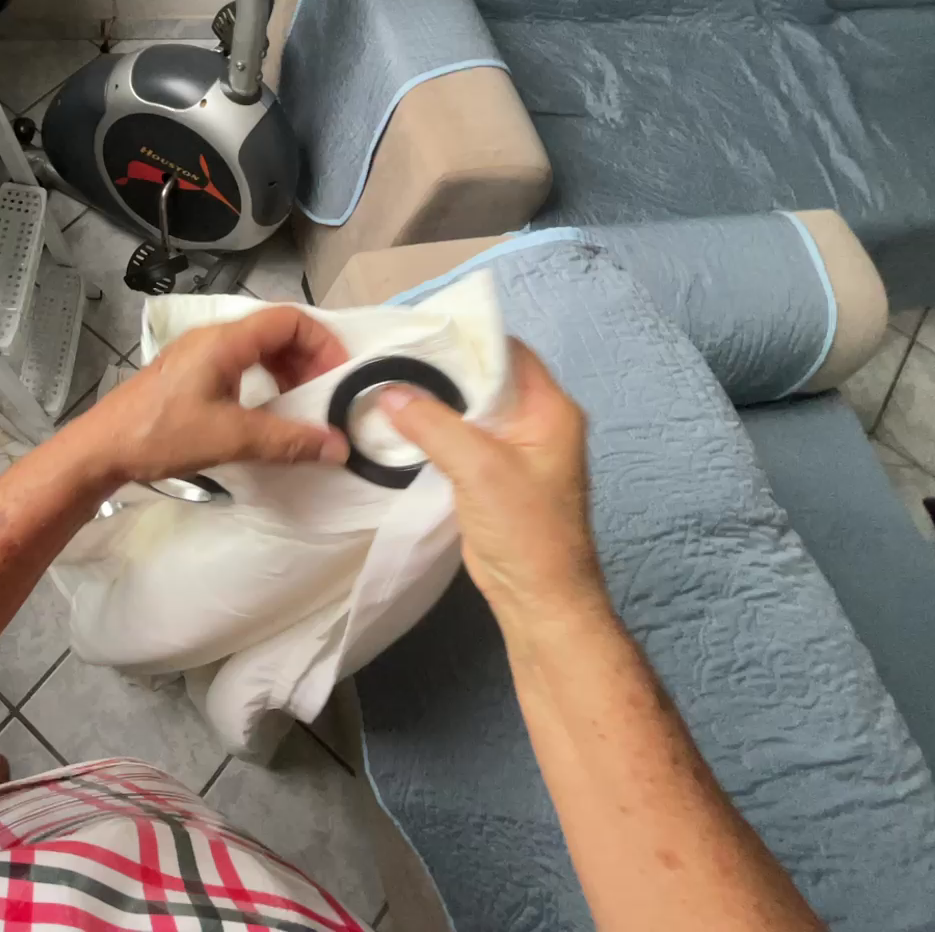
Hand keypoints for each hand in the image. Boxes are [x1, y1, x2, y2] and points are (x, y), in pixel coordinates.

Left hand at [55, 306, 351, 483]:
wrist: (101, 448)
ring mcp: (198, 356)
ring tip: (302, 408)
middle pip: (275, 332)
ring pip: (257, 350)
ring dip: (286, 373)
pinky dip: (263, 383)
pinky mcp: (189, 375)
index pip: (289, 318)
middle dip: (308, 360)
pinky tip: (267, 413)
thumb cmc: (161, 434)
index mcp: (224, 340)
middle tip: (325, 398)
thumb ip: (287, 440)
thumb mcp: (230, 438)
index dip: (323, 342)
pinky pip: (239, 367)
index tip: (340, 377)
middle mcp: (212, 339)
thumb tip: (338, 447)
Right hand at [377, 339, 608, 628]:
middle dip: (437, 370)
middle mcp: (534, 422)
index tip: (415, 337)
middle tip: (388, 362)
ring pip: (466, 409)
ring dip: (430, 401)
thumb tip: (387, 392)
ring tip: (385, 389)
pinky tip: (397, 426)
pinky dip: (429, 428)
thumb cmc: (524, 529)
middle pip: (483, 379)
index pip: (507, 353)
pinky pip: (456, 436)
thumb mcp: (479, 468)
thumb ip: (433, 425)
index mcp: (549, 410)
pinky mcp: (489, 472)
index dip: (465, 340)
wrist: (536, 597)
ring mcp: (511, 449)